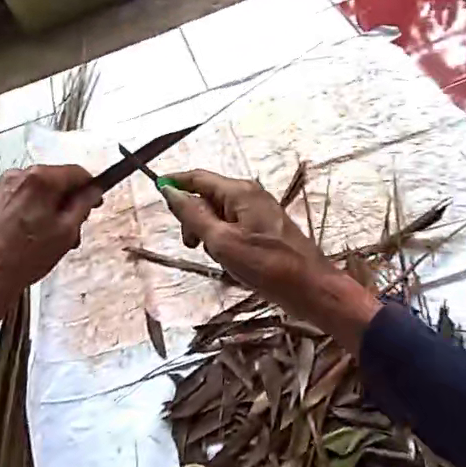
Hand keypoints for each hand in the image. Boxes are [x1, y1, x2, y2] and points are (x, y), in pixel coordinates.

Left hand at [0, 165, 100, 400]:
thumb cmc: (18, 259)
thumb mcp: (66, 232)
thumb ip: (83, 205)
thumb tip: (91, 192)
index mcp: (38, 178)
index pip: (76, 172)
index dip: (91, 187)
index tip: (95, 199)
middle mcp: (16, 177)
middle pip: (54, 181)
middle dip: (68, 202)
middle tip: (74, 227)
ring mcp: (0, 190)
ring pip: (36, 193)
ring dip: (49, 210)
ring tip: (51, 241)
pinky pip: (19, 202)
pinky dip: (30, 215)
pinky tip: (31, 241)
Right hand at [160, 170, 380, 348]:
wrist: (311, 289)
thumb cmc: (266, 266)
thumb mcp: (221, 242)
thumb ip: (194, 216)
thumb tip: (170, 191)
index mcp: (240, 192)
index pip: (198, 177)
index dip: (175, 183)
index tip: (155, 192)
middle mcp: (250, 195)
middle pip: (208, 196)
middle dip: (193, 218)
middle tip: (192, 245)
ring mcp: (259, 212)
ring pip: (219, 215)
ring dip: (209, 234)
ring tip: (218, 258)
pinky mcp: (265, 229)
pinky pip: (234, 228)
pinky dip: (224, 242)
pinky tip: (232, 262)